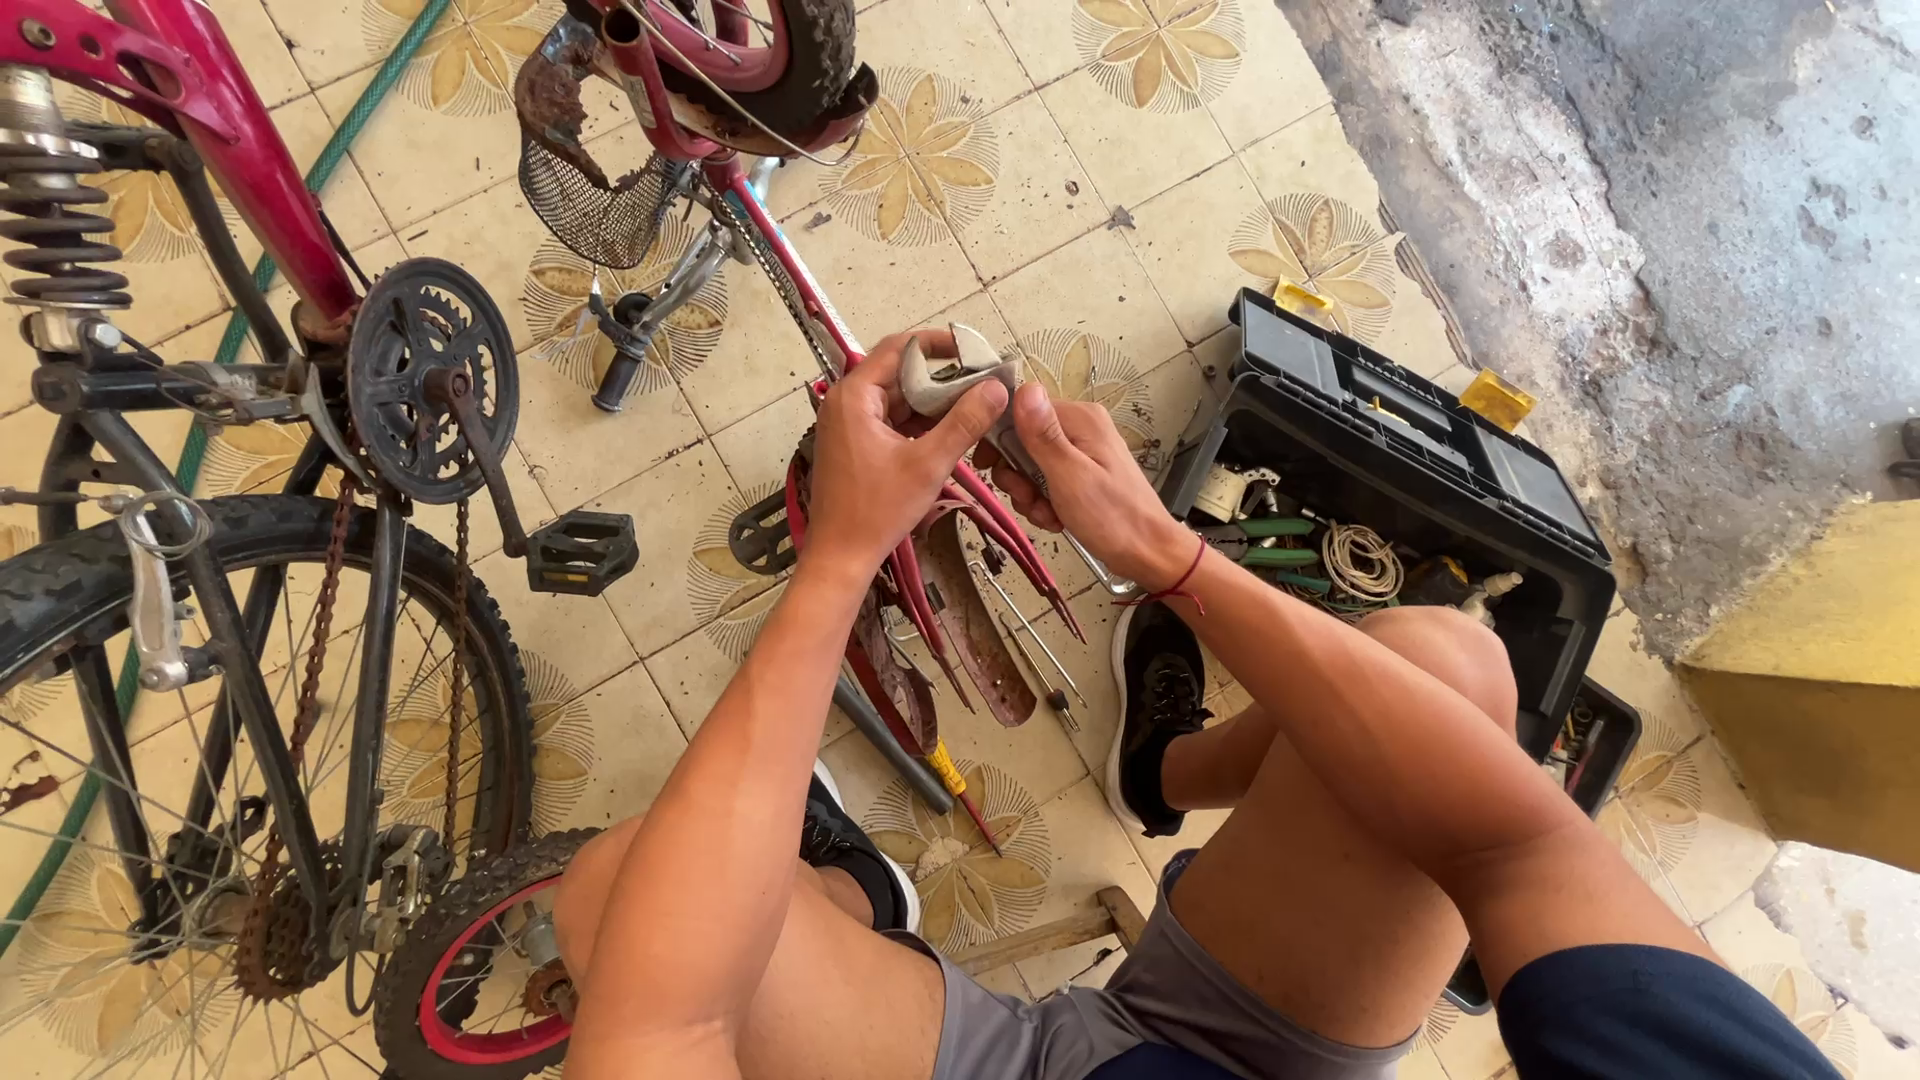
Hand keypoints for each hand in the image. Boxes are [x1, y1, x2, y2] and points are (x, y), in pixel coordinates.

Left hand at [804, 329, 1008, 577]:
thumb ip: (964, 422)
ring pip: (897, 399)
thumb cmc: (878, 510)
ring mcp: (847, 424)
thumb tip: (996, 388)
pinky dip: (917, 423)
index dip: (938, 344)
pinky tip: (948, 434)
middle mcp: (845, 402)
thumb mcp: (929, 464)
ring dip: (932, 403)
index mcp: (855, 396)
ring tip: (973, 408)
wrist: (840, 555)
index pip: (899, 347)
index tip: (973, 351)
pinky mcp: (853, 444)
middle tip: (981, 384)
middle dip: (941, 378)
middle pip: (899, 373)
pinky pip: (889, 421)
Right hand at [977, 383, 1192, 590]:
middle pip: (1023, 440)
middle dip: (1018, 475)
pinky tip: (1056, 518)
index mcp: (1080, 419)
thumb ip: (1043, 435)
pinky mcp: (1080, 475)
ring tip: (1047, 513)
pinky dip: (1043, 503)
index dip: (1000, 438)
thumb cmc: (1113, 517)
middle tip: (1028, 498)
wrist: (1145, 553)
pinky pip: (1045, 483)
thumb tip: (1023, 390)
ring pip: (1031, 466)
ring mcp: (1081, 453)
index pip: (1021, 409)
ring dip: (1030, 495)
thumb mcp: (1069, 476)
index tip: (992, 467)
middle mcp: (1080, 429)